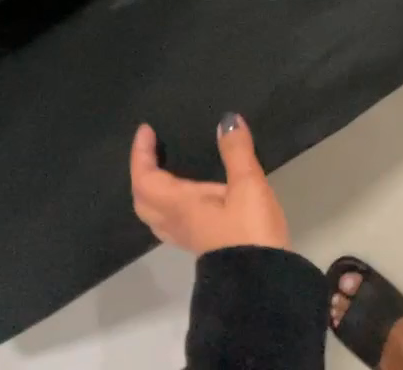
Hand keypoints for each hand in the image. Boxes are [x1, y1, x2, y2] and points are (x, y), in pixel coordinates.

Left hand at [130, 114, 289, 254]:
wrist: (262, 282)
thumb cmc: (250, 230)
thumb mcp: (248, 184)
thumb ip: (236, 151)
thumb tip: (227, 120)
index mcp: (179, 206)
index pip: (146, 179)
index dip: (141, 155)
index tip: (145, 131)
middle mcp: (176, 223)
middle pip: (143, 200)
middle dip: (141, 173)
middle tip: (151, 150)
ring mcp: (187, 237)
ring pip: (155, 213)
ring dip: (153, 189)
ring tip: (165, 169)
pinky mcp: (202, 245)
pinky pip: (171, 220)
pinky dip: (169, 201)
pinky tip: (189, 197)